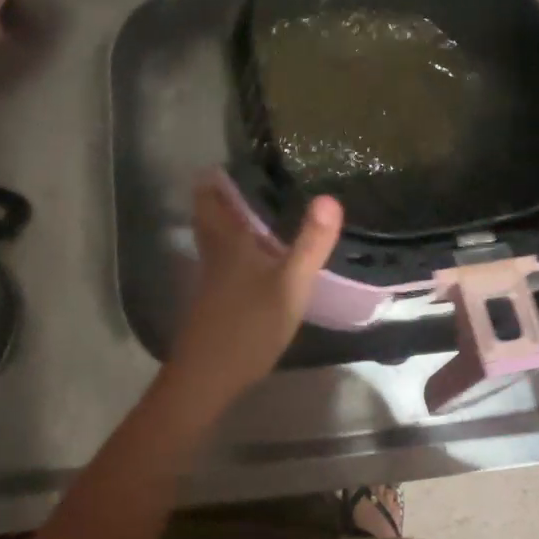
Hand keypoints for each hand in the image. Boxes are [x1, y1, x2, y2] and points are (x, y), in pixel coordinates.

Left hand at [165, 176, 342, 407]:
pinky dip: (235, 250)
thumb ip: (310, 243)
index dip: (212, 178)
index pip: (208, 198)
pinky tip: (257, 259)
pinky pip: (223, 262)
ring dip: (229, 223)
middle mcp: (214, 254)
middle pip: (209, 217)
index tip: (227, 160)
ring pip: (215, 240)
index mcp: (228, 242)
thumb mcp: (290, 284)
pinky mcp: (215, 301)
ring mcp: (212, 280)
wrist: (208, 378)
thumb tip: (330, 197)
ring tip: (256, 210)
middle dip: (220, 197)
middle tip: (245, 179)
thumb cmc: (248, 325)